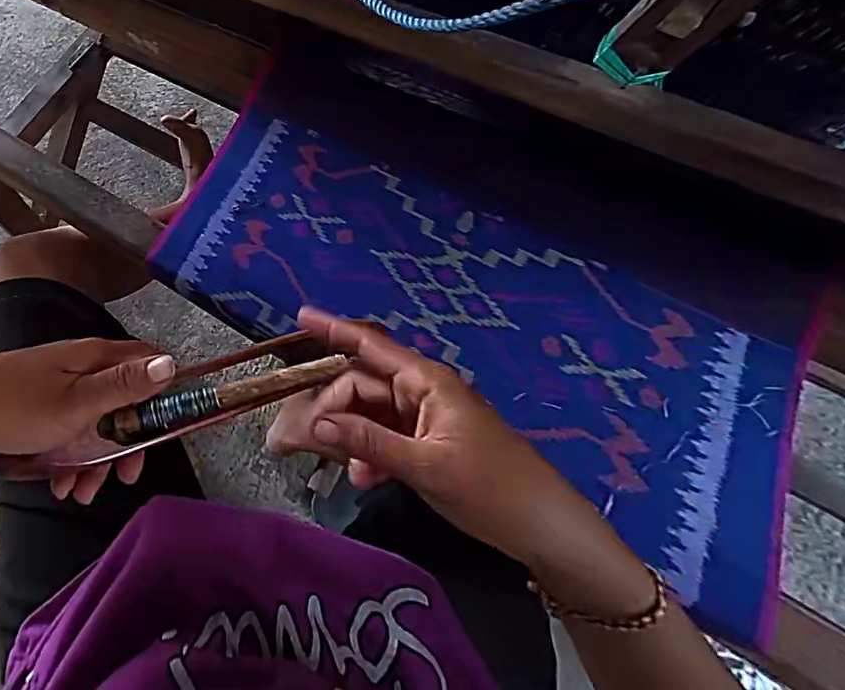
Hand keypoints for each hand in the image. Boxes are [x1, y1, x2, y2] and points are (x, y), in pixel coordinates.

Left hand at [0, 339, 175, 503]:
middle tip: (126, 476)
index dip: (163, 394)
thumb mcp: (78, 403)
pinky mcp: (43, 406)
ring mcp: (61, 386)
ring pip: (96, 422)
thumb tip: (170, 363)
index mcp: (96, 357)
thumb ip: (124, 386)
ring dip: (96, 458)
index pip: (147, 363)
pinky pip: (70, 431)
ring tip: (81, 492)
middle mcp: (83, 367)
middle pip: (123, 400)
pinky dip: (71, 458)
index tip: (166, 429)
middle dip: (127, 441)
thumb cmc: (19, 406)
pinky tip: (60, 484)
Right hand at [266, 308, 571, 556]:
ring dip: (355, 439)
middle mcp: (421, 389)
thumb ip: (369, 443)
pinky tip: (366, 479)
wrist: (544, 528)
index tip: (301, 316)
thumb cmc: (490, 489)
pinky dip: (372, 453)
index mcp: (425, 380)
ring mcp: (425, 415)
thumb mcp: (425, 467)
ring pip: (372, 413)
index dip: (334, 329)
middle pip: (363, 385)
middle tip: (312, 440)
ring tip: (351, 474)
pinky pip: (386, 435)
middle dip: (337, 409)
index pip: (370, 345)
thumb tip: (319, 425)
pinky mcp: (428, 440)